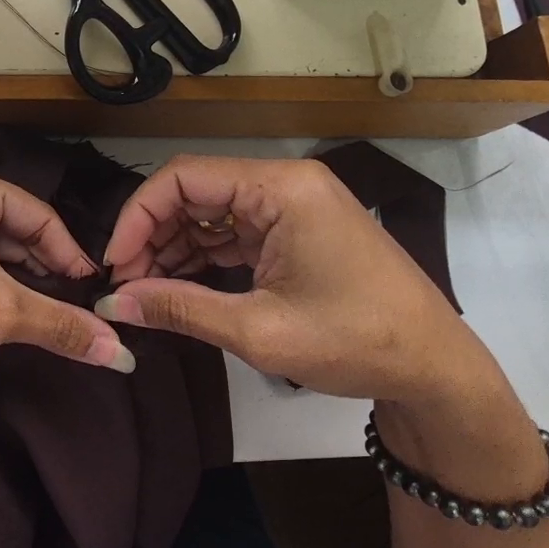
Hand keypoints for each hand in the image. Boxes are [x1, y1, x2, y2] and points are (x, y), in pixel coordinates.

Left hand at [0, 157, 135, 396]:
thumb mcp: (1, 312)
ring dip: (25, 281)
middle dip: (47, 269)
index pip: (39, 214)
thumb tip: (123, 353)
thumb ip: (64, 325)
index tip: (96, 291)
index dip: (71, 255)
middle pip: (20, 230)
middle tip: (78, 305)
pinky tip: (15, 311)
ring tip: (52, 312)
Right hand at [94, 154, 488, 406]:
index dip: (138, 216)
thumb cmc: (355, 342)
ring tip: (145, 293)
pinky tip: (176, 288)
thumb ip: (180, 308)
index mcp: (280, 188)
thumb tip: (112, 305)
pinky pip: (232, 232)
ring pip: (209, 213)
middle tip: (126, 286)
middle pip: (194, 192)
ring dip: (173, 249)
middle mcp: (284, 184)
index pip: (184, 177)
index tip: (114, 263)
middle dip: (153, 236)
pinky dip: (201, 258)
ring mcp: (291, 207)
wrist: (436, 370)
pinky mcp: (294, 231)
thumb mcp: (259, 330)